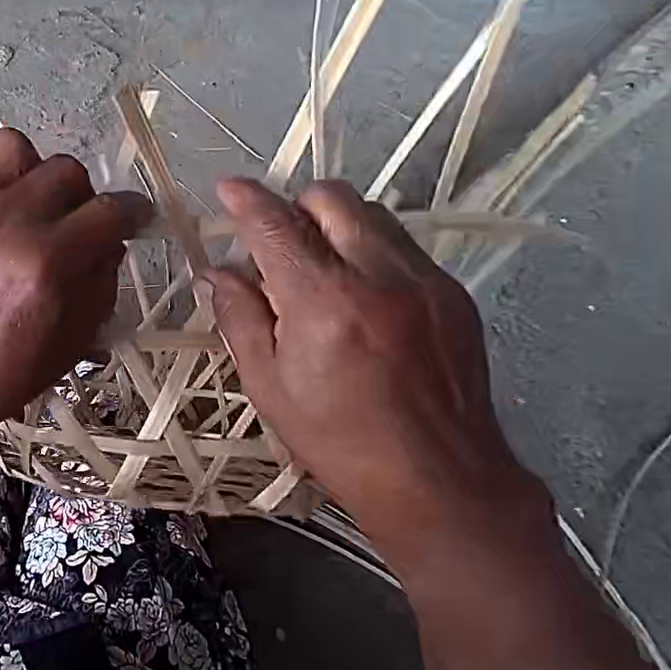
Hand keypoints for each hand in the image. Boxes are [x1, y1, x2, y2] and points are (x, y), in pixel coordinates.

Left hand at [0, 128, 151, 455]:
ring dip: (36, 172)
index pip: (109, 210)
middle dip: (84, 196)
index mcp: (45, 264)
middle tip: (77, 223)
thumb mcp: (76, 338)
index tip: (136, 216)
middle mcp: (4, 225)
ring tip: (32, 205)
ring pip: (16, 147)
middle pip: (66, 170)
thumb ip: (103, 279)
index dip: (133, 211)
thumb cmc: (4, 372)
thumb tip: (110, 240)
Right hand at [204, 178, 548, 538]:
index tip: (229, 190)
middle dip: (296, 207)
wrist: (438, 480)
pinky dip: (371, 253)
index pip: (277, 227)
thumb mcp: (269, 385)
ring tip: (321, 270)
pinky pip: (403, 246)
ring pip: (372, 215)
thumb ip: (240, 317)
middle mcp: (379, 276)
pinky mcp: (453, 293)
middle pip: (332, 198)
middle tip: (278, 244)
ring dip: (335, 226)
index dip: (247, 201)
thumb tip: (217, 273)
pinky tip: (362, 297)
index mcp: (324, 303)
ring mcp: (425, 280)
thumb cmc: (338, 441)